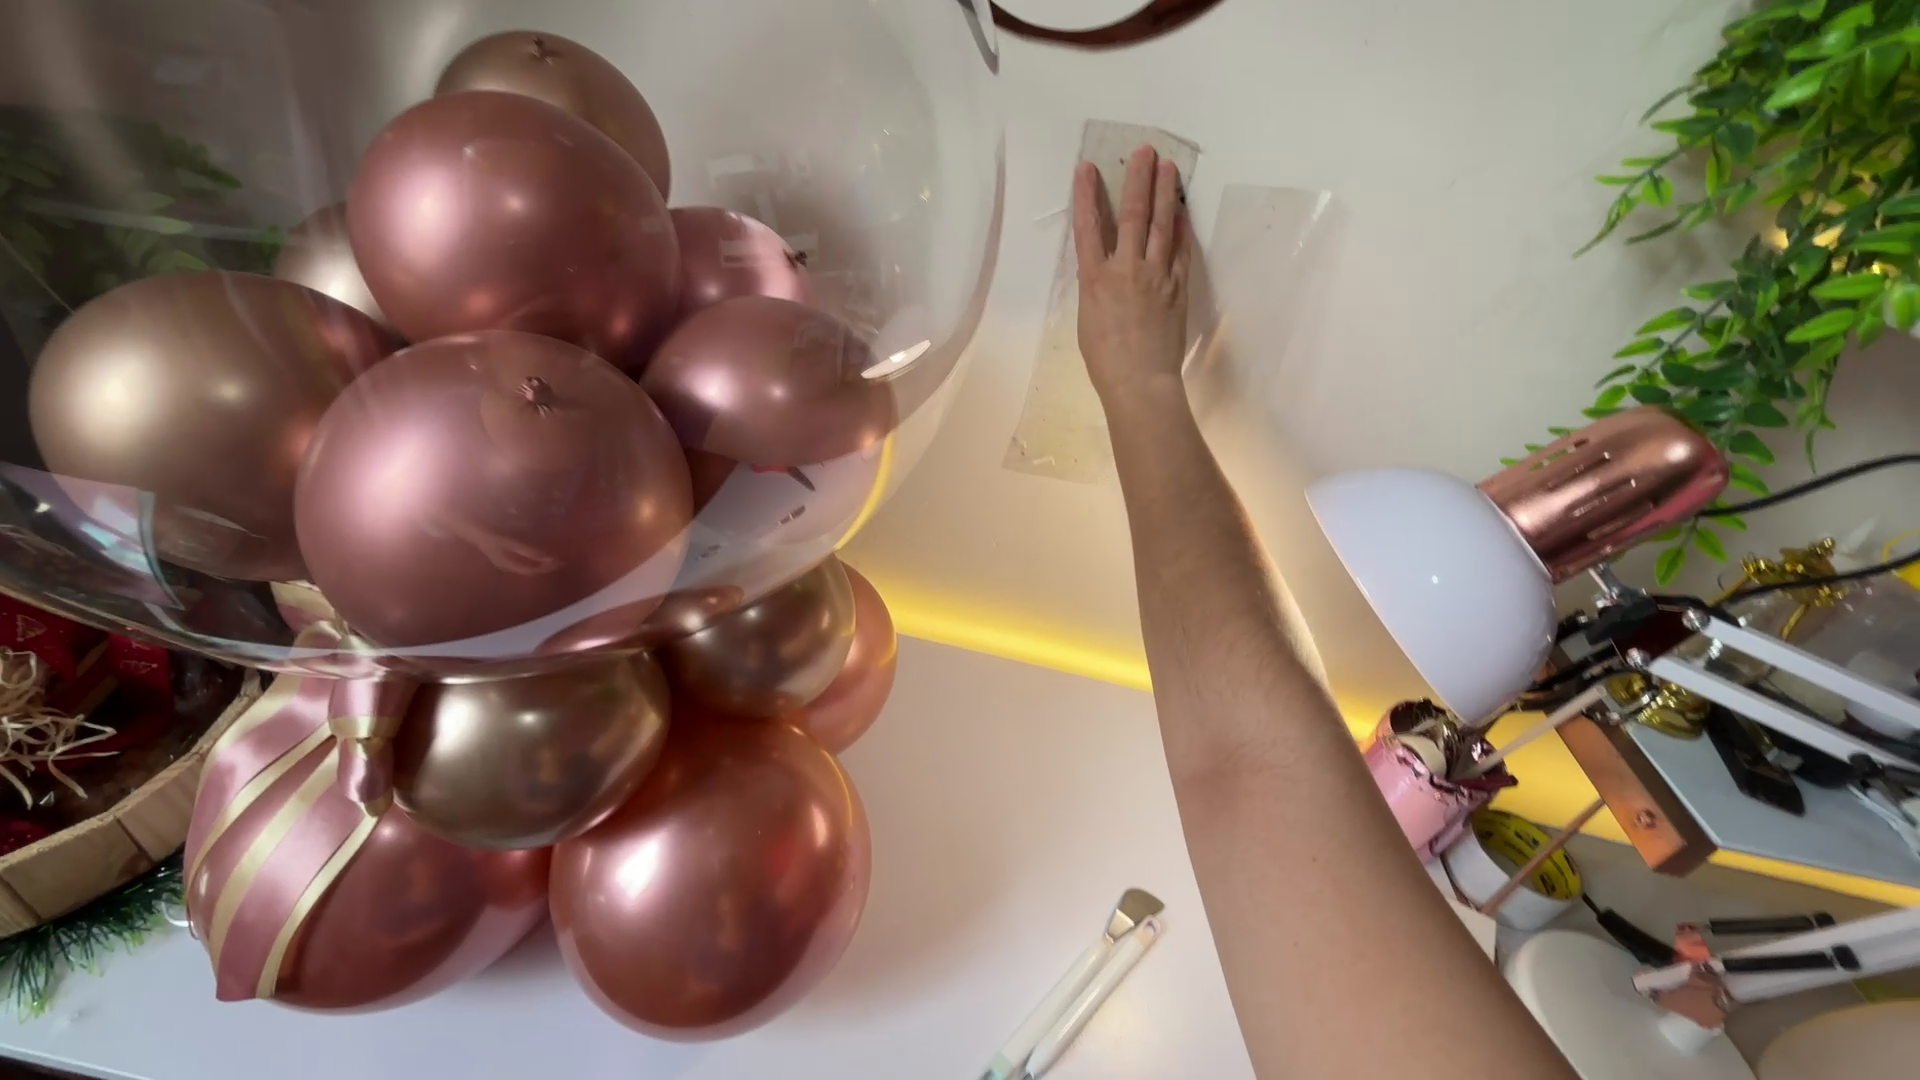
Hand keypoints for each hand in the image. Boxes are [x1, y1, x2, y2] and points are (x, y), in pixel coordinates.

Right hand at [1074, 145, 1191, 410]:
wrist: (1139, 381)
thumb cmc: (1104, 360)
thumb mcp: (1087, 320)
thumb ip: (1096, 288)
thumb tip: (1103, 270)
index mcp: (1095, 280)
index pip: (1088, 228)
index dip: (1086, 195)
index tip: (1086, 168)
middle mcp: (1125, 269)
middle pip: (1130, 215)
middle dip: (1136, 180)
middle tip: (1143, 150)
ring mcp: (1155, 276)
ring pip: (1160, 225)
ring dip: (1164, 193)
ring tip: (1167, 167)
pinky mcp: (1177, 287)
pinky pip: (1181, 250)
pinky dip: (1182, 228)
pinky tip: (1183, 211)